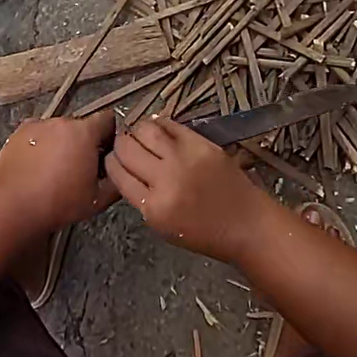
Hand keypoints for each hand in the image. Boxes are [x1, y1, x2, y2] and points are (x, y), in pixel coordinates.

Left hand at [0, 111, 119, 233]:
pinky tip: (37, 165)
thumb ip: (117, 181)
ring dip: (61, 142)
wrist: (12, 207)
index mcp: (85, 132)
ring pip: (58, 130)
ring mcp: (38, 125)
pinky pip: (38, 134)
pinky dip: (41, 144)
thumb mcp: (98, 199)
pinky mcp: (18, 133)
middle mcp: (62, 121)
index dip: (110, 135)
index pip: (107, 119)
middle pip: (81, 126)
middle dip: (83, 142)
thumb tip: (122, 170)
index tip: (105, 152)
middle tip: (79, 167)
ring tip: (54, 169)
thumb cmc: (59, 203)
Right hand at [105, 117, 280, 262]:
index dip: (111, 163)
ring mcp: (184, 158)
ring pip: (145, 129)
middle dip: (120, 144)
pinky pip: (171, 124)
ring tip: (141, 135)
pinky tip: (160, 130)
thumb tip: (127, 169)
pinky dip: (160, 124)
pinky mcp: (201, 144)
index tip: (112, 159)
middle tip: (124, 144)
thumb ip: (142, 198)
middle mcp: (165, 179)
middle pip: (126, 148)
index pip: (118, 174)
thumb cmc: (204, 232)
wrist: (246, 223)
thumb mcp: (162, 226)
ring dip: (137, 130)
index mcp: (153, 207)